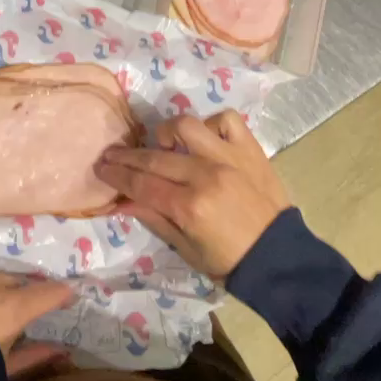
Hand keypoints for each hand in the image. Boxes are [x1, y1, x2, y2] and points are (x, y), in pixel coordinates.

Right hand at [94, 110, 290, 277]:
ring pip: (186, 126)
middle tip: (112, 154)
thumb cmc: (229, 261)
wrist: (280, 258)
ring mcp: (229, 157)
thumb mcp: (186, 250)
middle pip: (155, 156)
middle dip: (127, 155)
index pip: (141, 183)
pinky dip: (210, 125)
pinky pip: (225, 120)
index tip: (100, 166)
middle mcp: (206, 175)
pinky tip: (204, 141)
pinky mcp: (249, 148)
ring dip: (168, 133)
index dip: (117, 174)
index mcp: (190, 207)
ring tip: (163, 146)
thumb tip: (123, 200)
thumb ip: (154, 219)